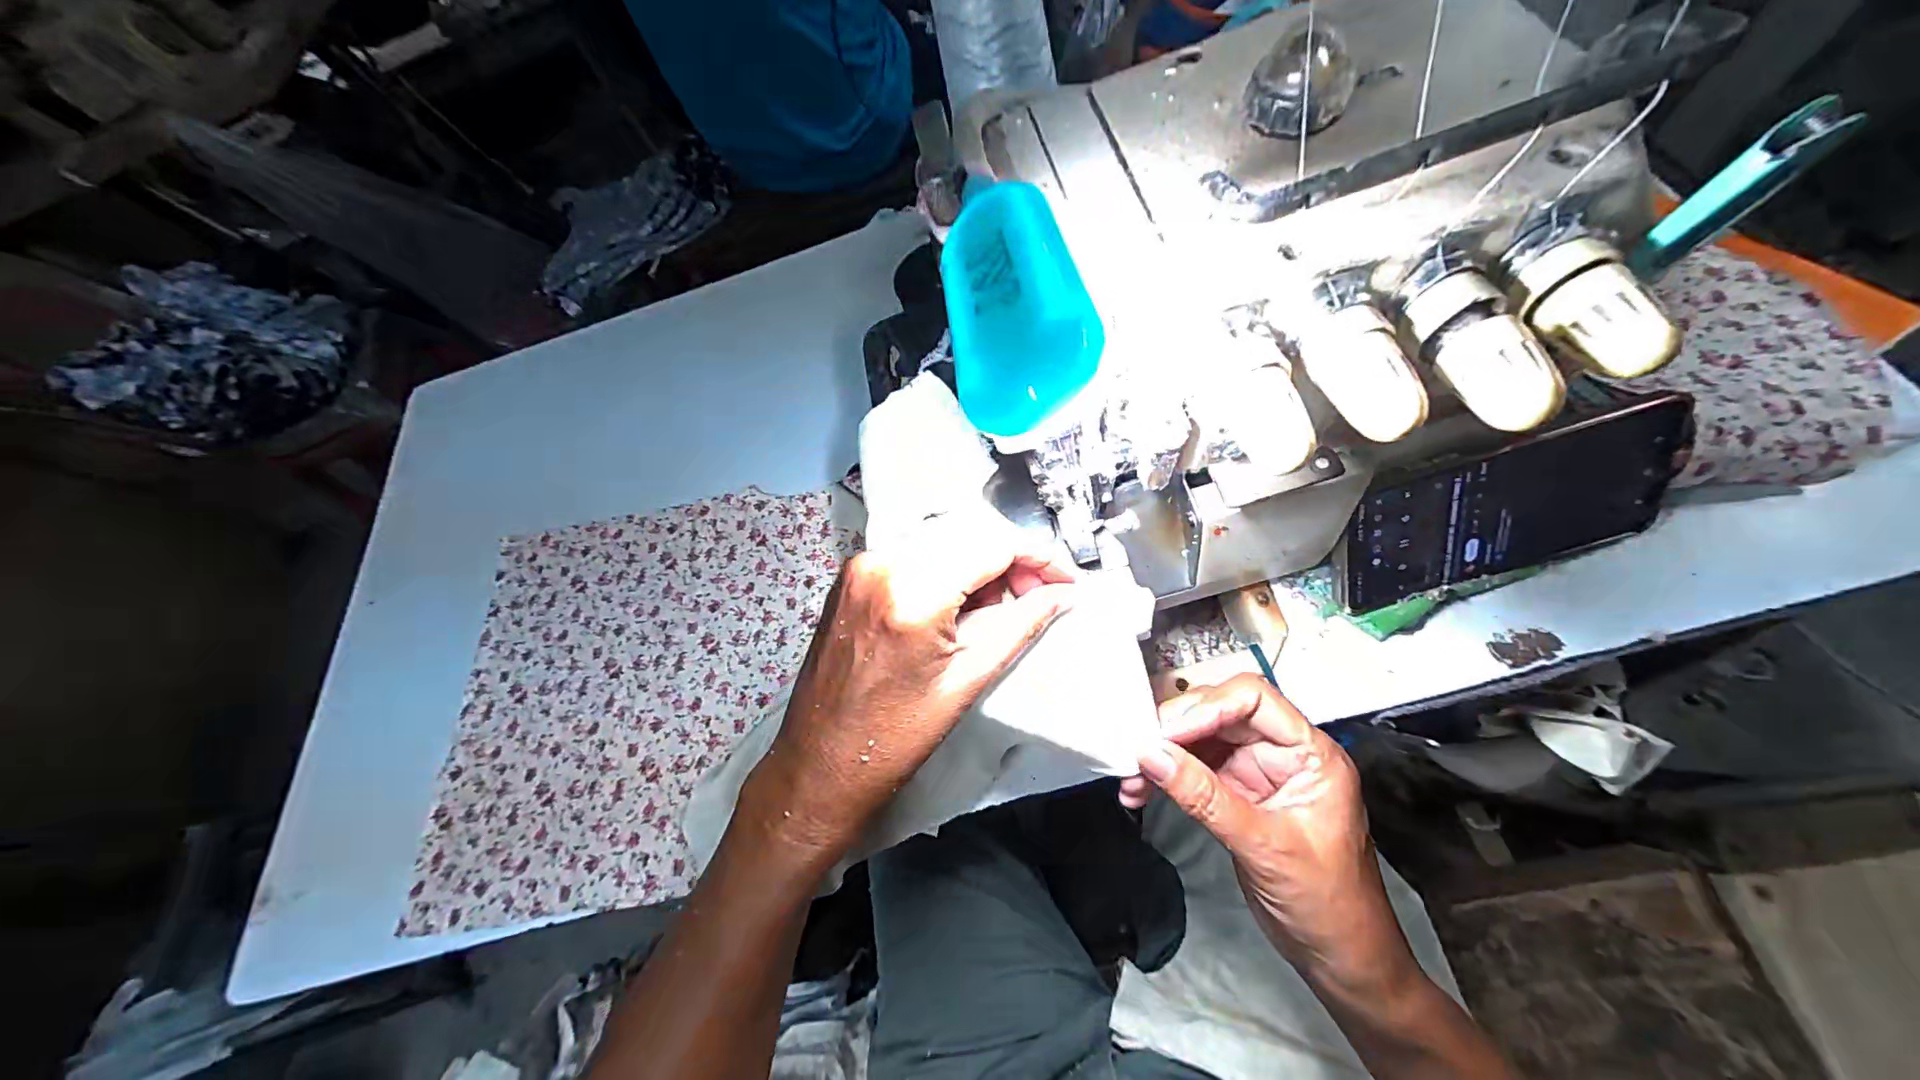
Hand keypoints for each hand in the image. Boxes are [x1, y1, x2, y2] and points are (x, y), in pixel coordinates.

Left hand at [742, 513, 1075, 864]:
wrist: (820, 762)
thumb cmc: (893, 738)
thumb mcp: (968, 680)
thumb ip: (1020, 624)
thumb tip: (1063, 594)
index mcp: (912, 592)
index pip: (993, 545)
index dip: (1039, 559)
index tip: (1064, 581)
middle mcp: (881, 564)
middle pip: (968, 535)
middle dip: (1010, 562)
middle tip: (1035, 599)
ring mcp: (860, 565)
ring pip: (943, 541)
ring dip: (979, 565)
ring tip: (995, 609)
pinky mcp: (852, 574)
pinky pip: (914, 553)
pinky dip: (946, 569)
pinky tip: (958, 605)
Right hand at [1120, 675, 1418, 991]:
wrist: (1340, 958)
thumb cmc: (1333, 906)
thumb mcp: (1265, 846)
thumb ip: (1205, 797)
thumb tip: (1155, 756)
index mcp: (1311, 753)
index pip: (1253, 700)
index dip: (1207, 707)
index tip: (1168, 732)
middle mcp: (1282, 754)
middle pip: (1219, 714)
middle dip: (1176, 730)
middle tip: (1141, 749)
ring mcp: (1256, 773)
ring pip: (1199, 741)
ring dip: (1163, 754)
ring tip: (1134, 775)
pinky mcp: (1234, 793)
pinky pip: (1191, 771)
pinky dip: (1165, 777)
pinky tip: (1141, 790)